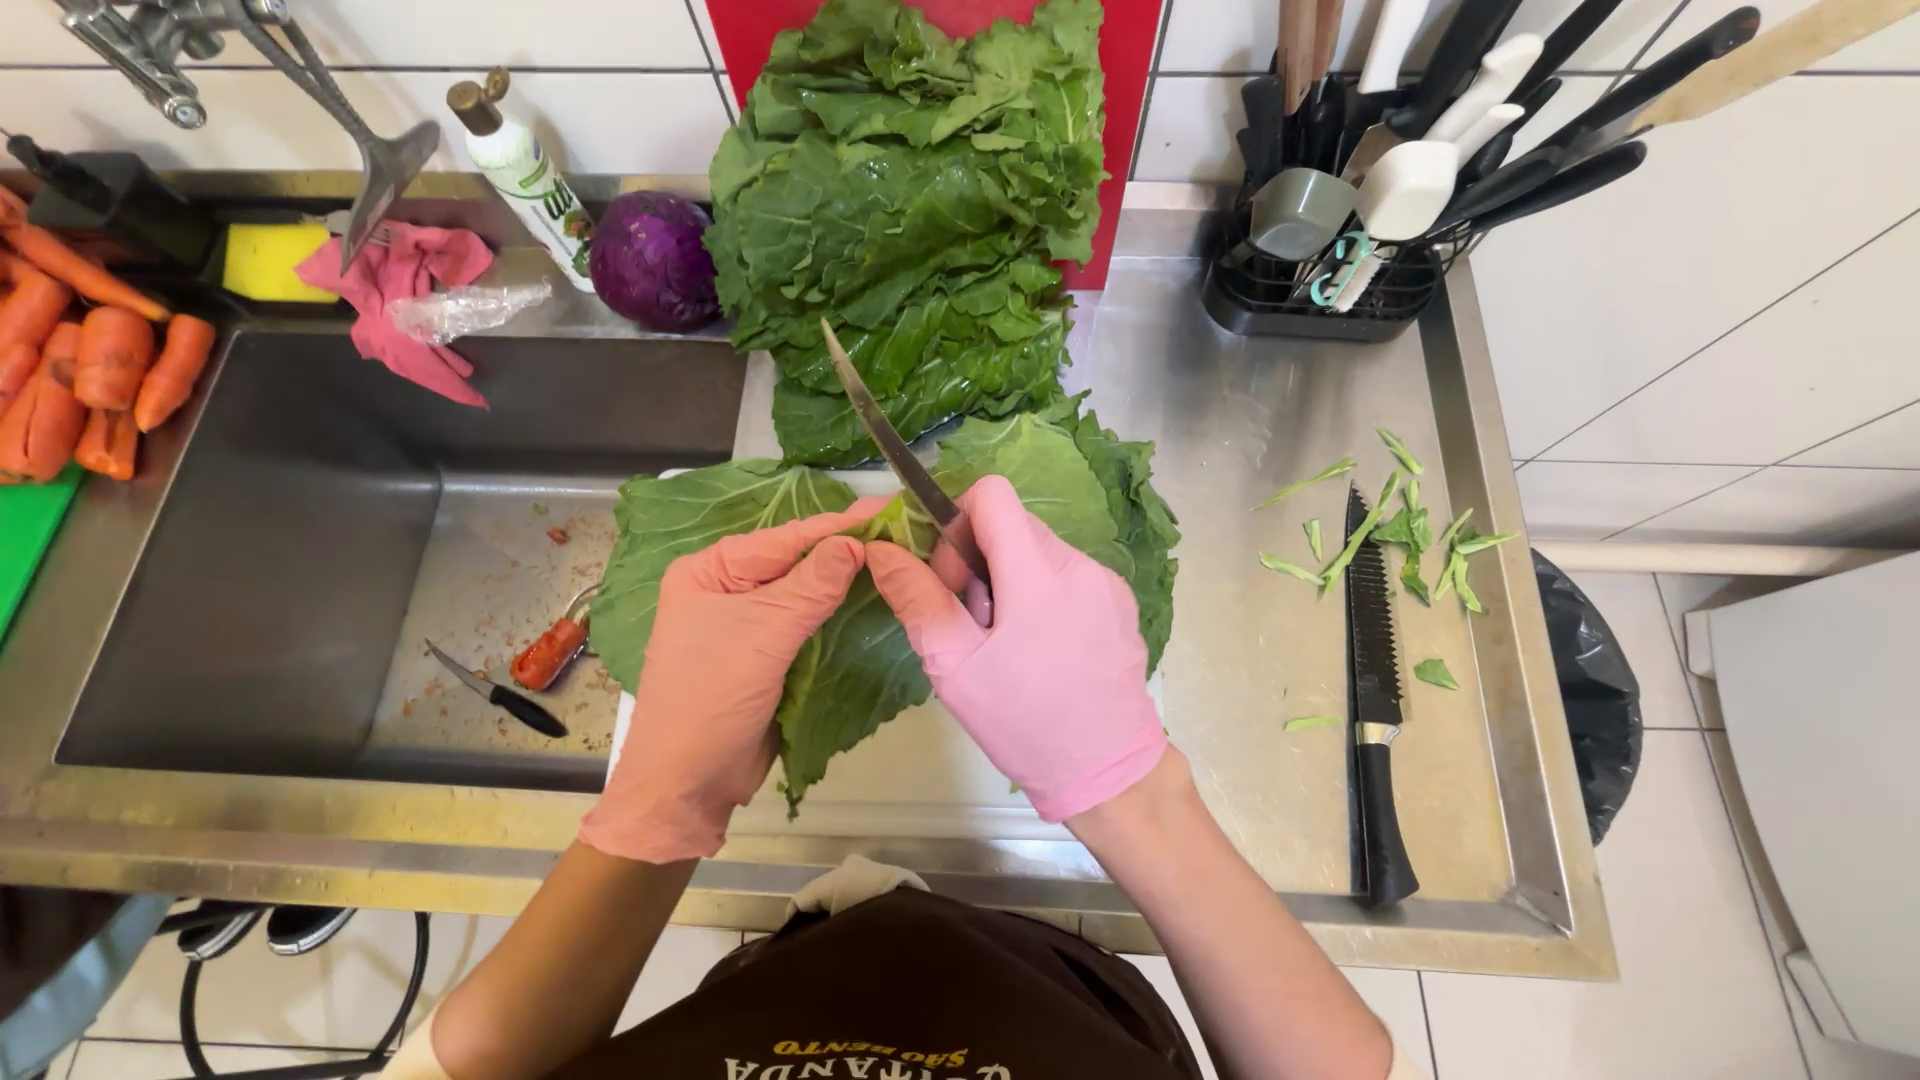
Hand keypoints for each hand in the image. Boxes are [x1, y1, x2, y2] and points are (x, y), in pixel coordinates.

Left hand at [580, 499, 884, 862]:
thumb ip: (812, 586)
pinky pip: (806, 623)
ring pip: (804, 592)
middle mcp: (726, 589)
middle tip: (902, 533)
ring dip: (845, 580)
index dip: (838, 525)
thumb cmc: (713, 698)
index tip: (888, 508)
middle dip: (845, 549)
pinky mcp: (765, 655)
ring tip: (896, 558)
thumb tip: (855, 541)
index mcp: (710, 571)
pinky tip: (871, 599)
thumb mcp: (764, 634)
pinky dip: (836, 612)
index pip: (785, 538)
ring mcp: (745, 623)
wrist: (689, 783)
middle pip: (795, 561)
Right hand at [866, 475, 1165, 822]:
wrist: (1109, 773)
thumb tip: (880, 549)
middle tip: (969, 621)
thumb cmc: (1024, 723)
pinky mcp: (1120, 603)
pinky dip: (1039, 593)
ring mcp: (1106, 583)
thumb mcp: (955, 667)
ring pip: (1037, 548)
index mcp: (1039, 574)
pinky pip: (1065, 574)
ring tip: (1003, 641)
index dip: (956, 521)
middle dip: (977, 558)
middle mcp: (1079, 565)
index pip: (992, 494)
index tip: (949, 578)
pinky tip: (1038, 648)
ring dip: (1008, 576)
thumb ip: (917, 600)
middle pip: (1012, 523)